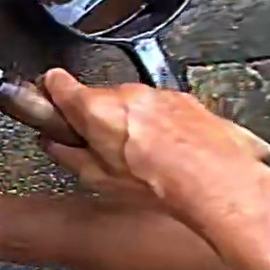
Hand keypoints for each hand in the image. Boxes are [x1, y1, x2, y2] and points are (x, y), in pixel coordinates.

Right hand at [38, 69, 269, 217]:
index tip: (50, 95)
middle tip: (104, 147)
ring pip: (136, 105)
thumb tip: (54, 144)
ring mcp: (163, 96)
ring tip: (144, 156)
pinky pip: (168, 112)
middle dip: (100, 118)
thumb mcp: (96, 178)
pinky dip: (165, 127)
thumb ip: (66, 154)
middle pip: (101, 99)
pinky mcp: (193, 104)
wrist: (220, 185)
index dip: (50, 90)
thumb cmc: (159, 183)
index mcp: (96, 109)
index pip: (59, 84)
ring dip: (134, 123)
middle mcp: (129, 94)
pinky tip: (171, 154)